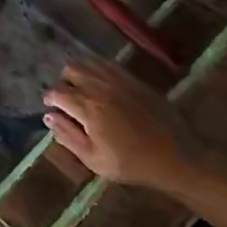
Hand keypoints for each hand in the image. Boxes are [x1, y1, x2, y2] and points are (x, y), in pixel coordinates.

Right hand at [42, 58, 223, 191]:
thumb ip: (68, 136)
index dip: (50, 100)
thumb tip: (49, 116)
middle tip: (69, 102)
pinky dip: (99, 71)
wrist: (177, 157)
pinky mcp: (135, 80)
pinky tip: (103, 88)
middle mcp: (101, 87)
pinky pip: (109, 65)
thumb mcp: (94, 159)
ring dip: (80, 74)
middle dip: (64, 84)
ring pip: (89, 63)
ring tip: (84, 93)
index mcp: (89, 107)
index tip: (51, 109)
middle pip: (70, 70)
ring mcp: (120, 80)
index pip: (57, 92)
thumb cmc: (132, 164)